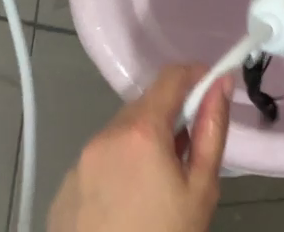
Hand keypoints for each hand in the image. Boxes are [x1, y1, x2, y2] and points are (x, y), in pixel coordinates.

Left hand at [47, 65, 229, 231]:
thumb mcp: (201, 188)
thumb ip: (212, 128)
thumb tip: (221, 82)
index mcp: (141, 131)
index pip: (171, 77)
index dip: (196, 76)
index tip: (212, 94)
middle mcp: (104, 137)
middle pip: (145, 105)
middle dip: (170, 117)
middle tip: (188, 154)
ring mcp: (77, 165)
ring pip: (120, 134)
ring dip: (142, 143)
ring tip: (156, 188)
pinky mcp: (62, 192)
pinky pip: (98, 162)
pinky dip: (117, 169)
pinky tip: (126, 207)